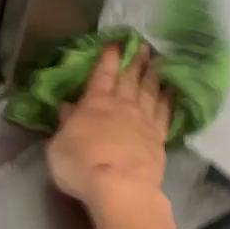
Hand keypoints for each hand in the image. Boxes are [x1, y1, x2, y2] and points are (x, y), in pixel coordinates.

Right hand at [45, 44, 174, 223]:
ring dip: (154, 74)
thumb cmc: (80, 165)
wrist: (119, 185)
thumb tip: (67, 107)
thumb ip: (64, 125)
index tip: (116, 43)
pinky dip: (169, 99)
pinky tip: (172, 91)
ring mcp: (143, 120)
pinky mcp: (158, 137)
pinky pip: (165, 112)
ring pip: (150, 91)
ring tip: (159, 61)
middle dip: (135, 60)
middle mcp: (122, 106)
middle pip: (130, 78)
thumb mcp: (58, 146)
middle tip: (143, 46)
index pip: (102, 74)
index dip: (109, 57)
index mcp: (95, 103)